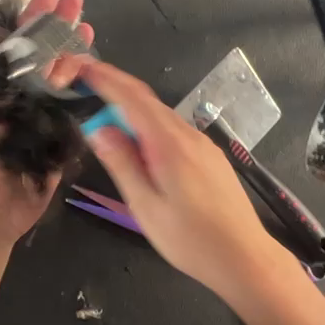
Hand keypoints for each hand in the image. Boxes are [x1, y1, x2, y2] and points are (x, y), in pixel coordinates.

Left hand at [0, 0, 88, 243]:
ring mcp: (43, 118)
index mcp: (0, 90)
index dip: (35, 20)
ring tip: (90, 27)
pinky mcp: (60, 140)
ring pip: (64, 78)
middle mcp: (22, 99)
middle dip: (59, 26)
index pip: (20, 47)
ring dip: (77, 52)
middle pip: (45, 55)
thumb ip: (11, 93)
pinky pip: (76, 110)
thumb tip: (42, 64)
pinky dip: (88, 90)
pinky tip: (99, 72)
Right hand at [58, 56, 297, 300]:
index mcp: (169, 143)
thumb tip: (99, 128)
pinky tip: (140, 146)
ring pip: (162, 118)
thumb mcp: (145, 206)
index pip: (132, 98)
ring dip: (132, 113)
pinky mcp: (211, 159)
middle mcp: (189, 136)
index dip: (105, 79)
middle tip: (85, 88)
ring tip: (106, 121)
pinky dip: (151, 129)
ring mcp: (204, 146)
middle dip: (116, 90)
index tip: (81, 67)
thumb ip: (122, 164)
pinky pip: (175, 133)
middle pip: (148, 102)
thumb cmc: (190, 239)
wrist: (243, 257)